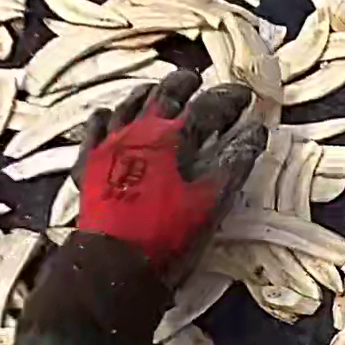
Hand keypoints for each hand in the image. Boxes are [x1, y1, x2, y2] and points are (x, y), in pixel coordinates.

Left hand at [74, 70, 266, 283]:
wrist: (115, 265)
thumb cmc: (170, 235)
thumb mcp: (212, 203)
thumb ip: (234, 163)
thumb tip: (256, 131)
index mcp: (176, 139)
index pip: (209, 107)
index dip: (229, 99)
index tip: (244, 96)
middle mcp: (140, 131)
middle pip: (164, 95)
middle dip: (183, 84)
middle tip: (195, 79)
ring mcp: (110, 146)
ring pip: (127, 106)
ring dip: (145, 95)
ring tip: (156, 91)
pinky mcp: (88, 165)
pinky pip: (94, 131)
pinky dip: (105, 119)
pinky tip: (108, 116)